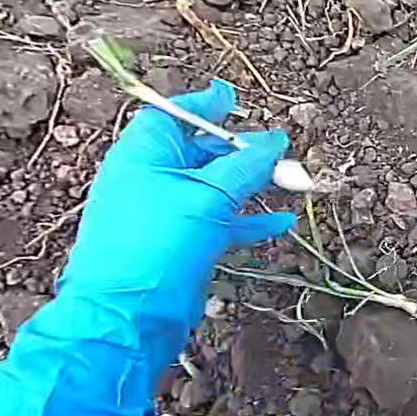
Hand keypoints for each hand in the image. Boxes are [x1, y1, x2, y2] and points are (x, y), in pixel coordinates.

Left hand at [0, 80, 294, 415]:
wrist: (128, 316)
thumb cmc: (158, 243)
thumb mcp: (207, 196)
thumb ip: (246, 166)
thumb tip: (276, 139)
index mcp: (144, 155)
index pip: (173, 115)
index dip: (204, 104)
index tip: (233, 99)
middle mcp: (153, 178)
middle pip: (202, 152)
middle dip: (241, 150)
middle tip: (278, 150)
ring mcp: (168, 212)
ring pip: (216, 188)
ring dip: (252, 185)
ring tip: (289, 183)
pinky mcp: (183, 242)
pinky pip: (221, 221)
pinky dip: (249, 220)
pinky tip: (281, 223)